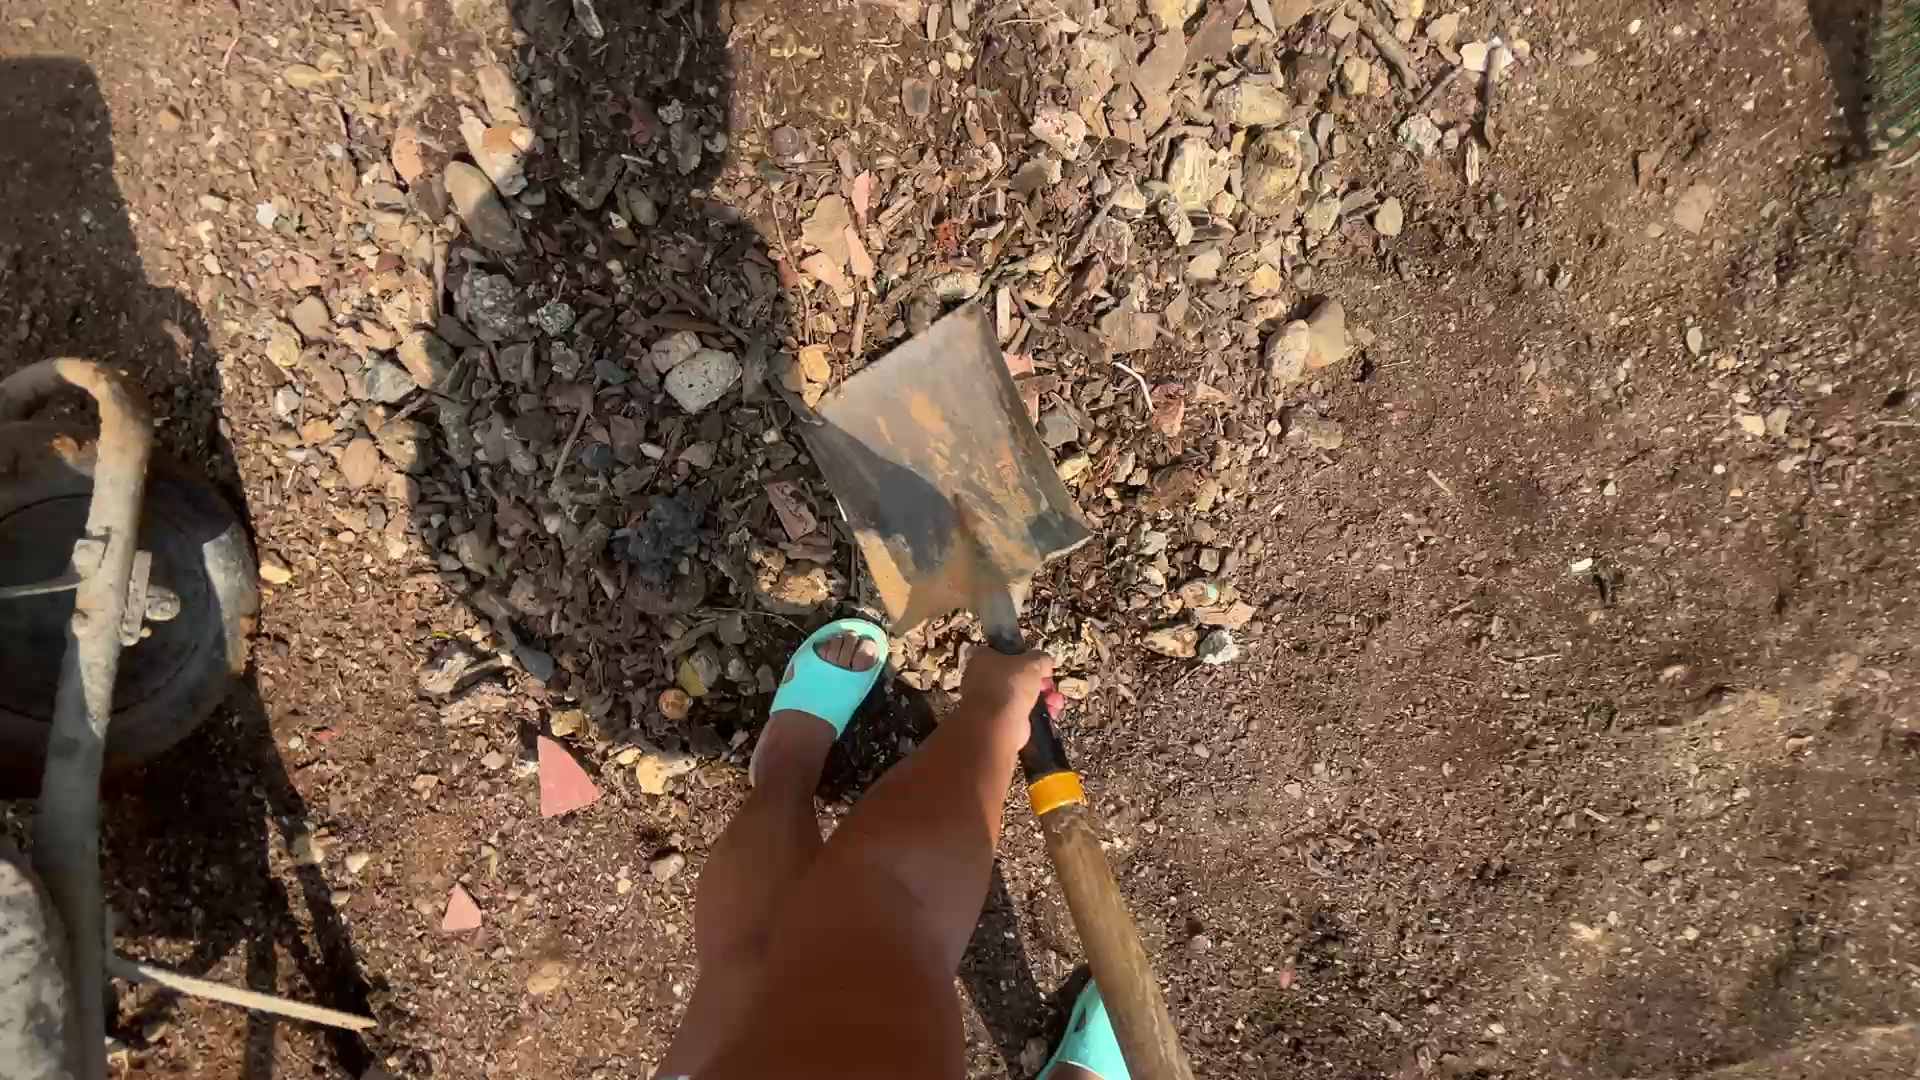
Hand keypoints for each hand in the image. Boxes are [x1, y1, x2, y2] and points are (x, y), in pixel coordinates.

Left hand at [958, 647, 1059, 753]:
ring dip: (1043, 696)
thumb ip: (1041, 658)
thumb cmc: (1010, 684)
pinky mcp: (1000, 718)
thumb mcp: (1032, 662)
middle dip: (1039, 680)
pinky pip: (1022, 710)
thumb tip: (1044, 664)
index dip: (1023, 655)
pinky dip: (1038, 711)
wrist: (997, 725)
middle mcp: (982, 677)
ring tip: (1055, 701)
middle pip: (1017, 674)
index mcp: (982, 658)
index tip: (1037, 662)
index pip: (1003, 650)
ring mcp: (990, 700)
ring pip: (1022, 693)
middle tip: (1048, 684)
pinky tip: (1051, 712)